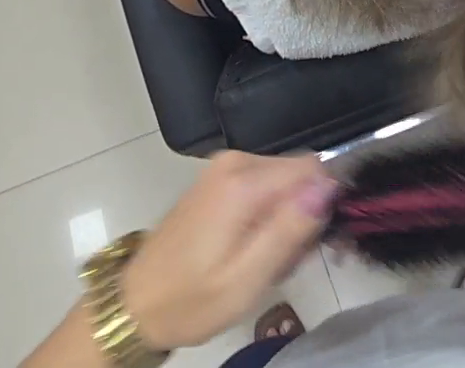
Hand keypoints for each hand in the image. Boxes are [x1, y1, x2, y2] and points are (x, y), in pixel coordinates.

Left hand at [121, 152, 338, 350]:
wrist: (137, 302)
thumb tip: (326, 187)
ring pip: (283, 181)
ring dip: (287, 219)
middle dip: (303, 215)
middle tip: (286, 261)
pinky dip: (269, 214)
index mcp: (243, 182)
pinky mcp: (218, 178)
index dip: (323, 204)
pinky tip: (254, 249)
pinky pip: (263, 185)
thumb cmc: (192, 300)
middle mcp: (235, 161)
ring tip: (268, 261)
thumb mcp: (247, 280)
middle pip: (298, 174)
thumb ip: (288, 230)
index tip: (312, 243)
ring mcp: (223, 167)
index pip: (312, 168)